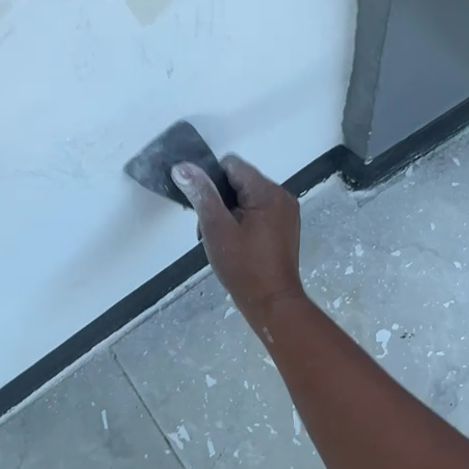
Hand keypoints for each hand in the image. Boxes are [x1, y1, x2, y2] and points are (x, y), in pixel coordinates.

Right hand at [172, 156, 307, 331]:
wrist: (273, 303)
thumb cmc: (244, 266)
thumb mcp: (217, 228)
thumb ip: (201, 194)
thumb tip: (183, 167)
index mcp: (267, 192)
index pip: (232, 165)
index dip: (211, 180)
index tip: (202, 206)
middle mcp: (281, 196)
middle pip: (240, 181)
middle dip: (219, 199)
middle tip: (208, 228)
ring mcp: (285, 212)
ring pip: (247, 197)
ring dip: (229, 212)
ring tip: (219, 239)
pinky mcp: (285, 227)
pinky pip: (258, 212)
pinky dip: (242, 221)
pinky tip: (234, 243)